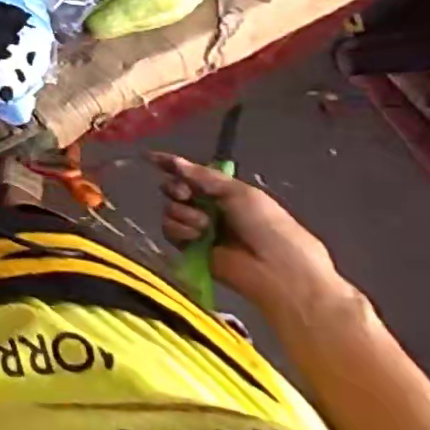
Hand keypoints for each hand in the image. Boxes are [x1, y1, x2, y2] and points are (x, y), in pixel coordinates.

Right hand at [151, 152, 362, 325]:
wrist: (277, 271)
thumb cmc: (268, 227)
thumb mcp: (241, 193)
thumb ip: (204, 176)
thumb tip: (174, 161)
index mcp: (224, 193)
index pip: (192, 174)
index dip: (172, 164)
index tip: (152, 157)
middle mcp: (208, 208)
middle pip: (175, 188)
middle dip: (176, 188)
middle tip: (186, 194)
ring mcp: (197, 228)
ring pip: (170, 209)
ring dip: (184, 213)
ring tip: (205, 225)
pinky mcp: (188, 248)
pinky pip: (169, 229)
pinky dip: (181, 230)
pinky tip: (198, 237)